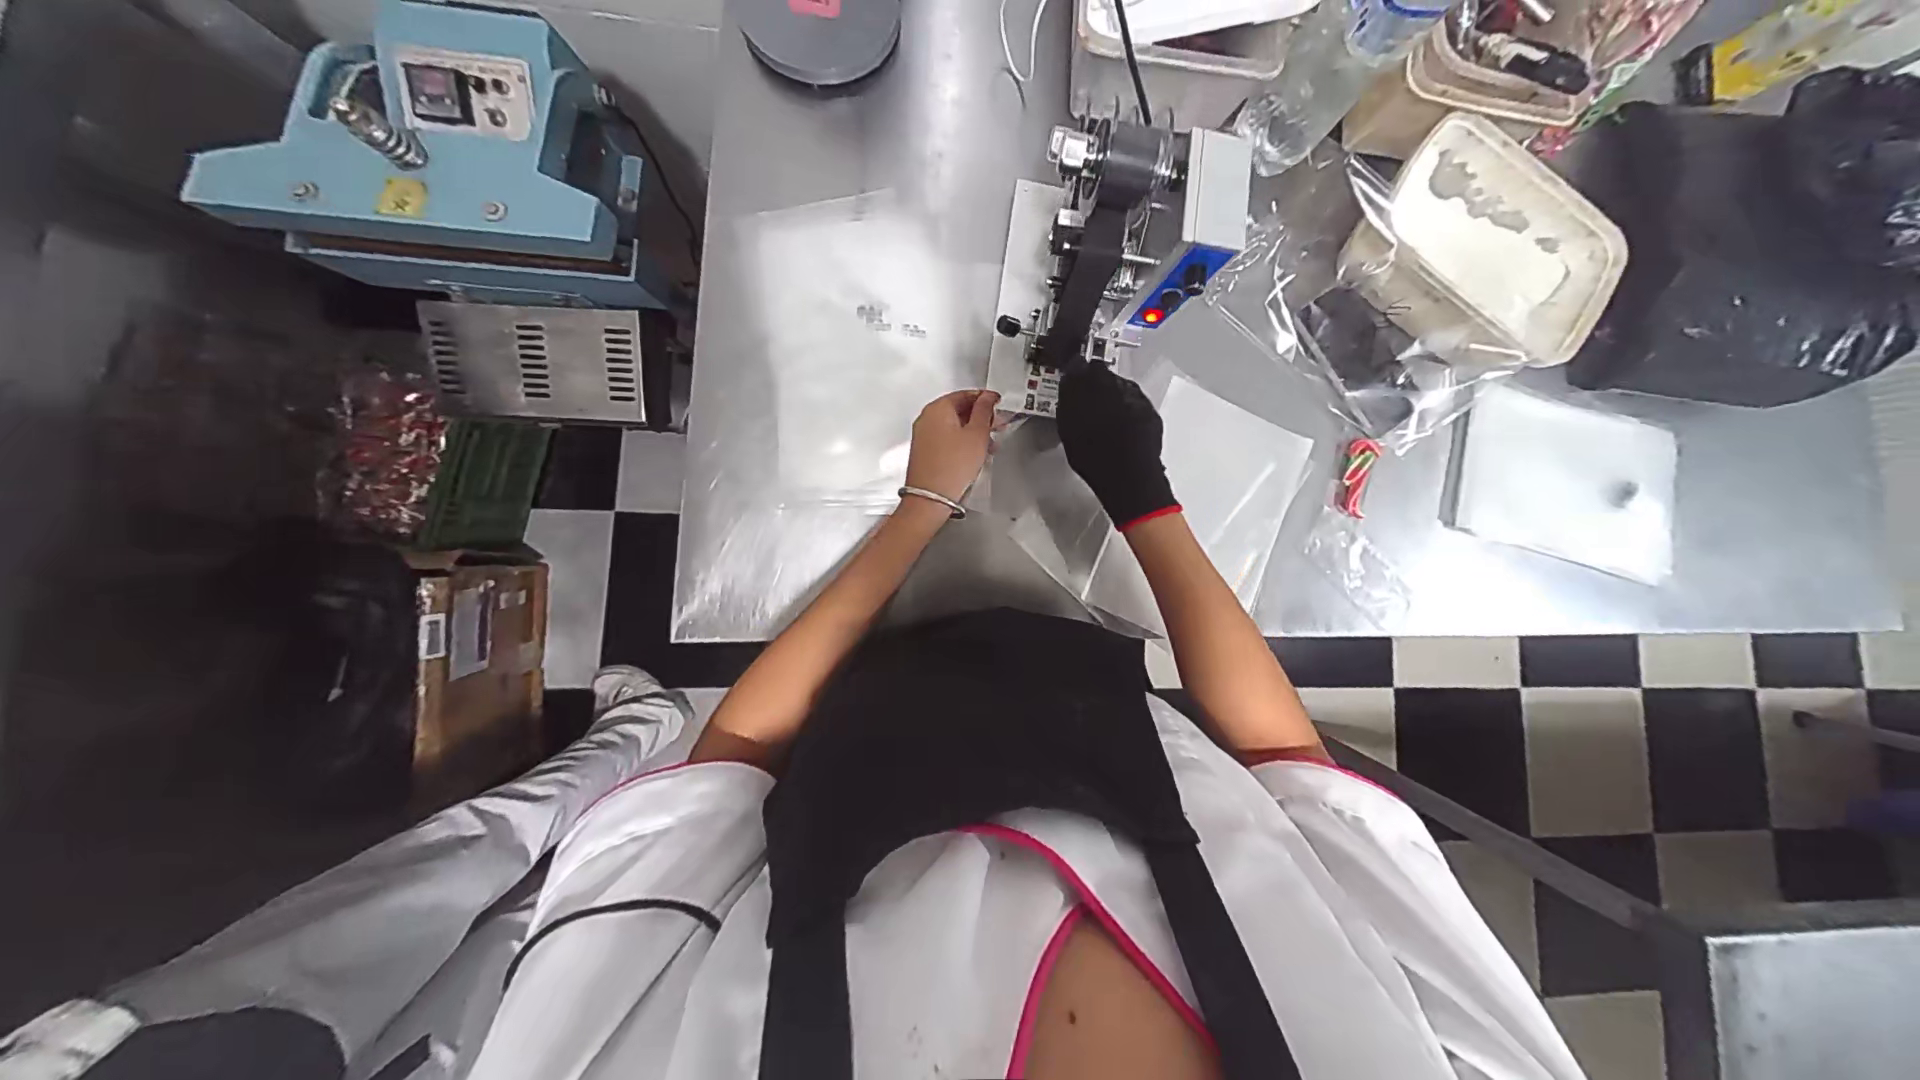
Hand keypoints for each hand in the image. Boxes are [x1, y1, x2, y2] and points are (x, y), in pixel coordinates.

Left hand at [904, 389, 1000, 501]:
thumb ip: (984, 412)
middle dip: (980, 416)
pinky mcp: (925, 451)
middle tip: (997, 424)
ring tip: (990, 442)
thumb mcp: (977, 434)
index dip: (985, 398)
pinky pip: (947, 439)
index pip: (965, 394)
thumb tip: (987, 398)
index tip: (997, 403)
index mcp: (937, 408)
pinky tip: (975, 453)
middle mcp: (926, 419)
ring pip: (953, 425)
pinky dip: (962, 441)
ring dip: (973, 431)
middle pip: (958, 409)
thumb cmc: (950, 468)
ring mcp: (923, 435)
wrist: (931, 498)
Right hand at [1056, 364, 1176, 529]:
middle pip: (1103, 375)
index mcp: (1092, 384)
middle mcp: (1118, 383)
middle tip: (1087, 404)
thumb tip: (1069, 383)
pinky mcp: (1151, 411)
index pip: (1081, 367)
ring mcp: (1137, 397)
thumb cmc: (1092, 456)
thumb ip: (1068, 402)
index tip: (1072, 384)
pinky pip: (1135, 403)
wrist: (1130, 475)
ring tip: (1106, 418)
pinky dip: (1128, 410)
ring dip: (1113, 397)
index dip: (1076, 374)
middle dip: (1095, 384)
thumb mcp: (1068, 429)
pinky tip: (1123, 428)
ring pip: (1120, 387)